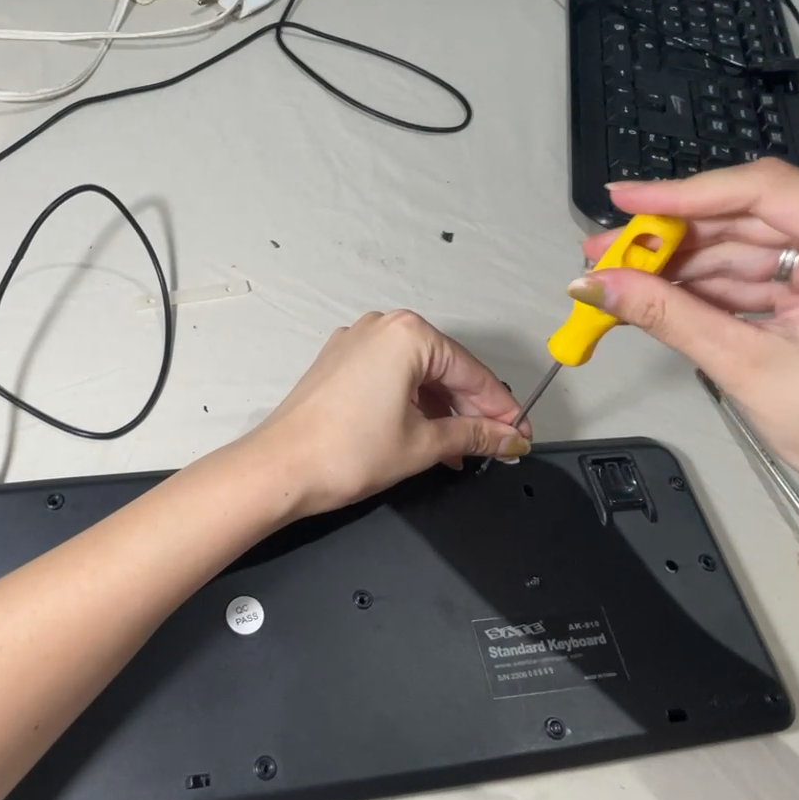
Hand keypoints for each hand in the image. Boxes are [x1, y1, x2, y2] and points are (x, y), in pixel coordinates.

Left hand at [240, 311, 530, 519]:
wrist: (279, 470)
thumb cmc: (343, 453)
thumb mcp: (423, 444)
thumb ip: (474, 436)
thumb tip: (507, 437)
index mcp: (406, 335)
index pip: (471, 372)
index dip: (501, 408)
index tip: (519, 433)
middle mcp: (379, 328)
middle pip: (444, 369)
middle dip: (471, 410)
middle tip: (497, 444)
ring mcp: (353, 344)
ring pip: (416, 375)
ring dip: (442, 411)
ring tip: (463, 451)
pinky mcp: (337, 365)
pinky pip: (389, 379)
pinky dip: (411, 405)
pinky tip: (428, 438)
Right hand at [574, 160, 798, 520]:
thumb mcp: (745, 365)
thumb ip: (666, 315)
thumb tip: (592, 285)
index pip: (767, 193)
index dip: (685, 195)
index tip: (623, 200)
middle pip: (753, 216)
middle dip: (674, 234)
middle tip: (606, 247)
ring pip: (747, 245)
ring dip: (681, 262)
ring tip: (618, 274)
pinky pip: (756, 274)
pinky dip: (705, 285)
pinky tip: (656, 292)